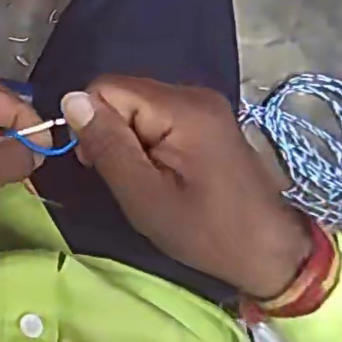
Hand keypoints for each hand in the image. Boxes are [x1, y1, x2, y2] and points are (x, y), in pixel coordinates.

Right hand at [62, 76, 311, 297]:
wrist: (271, 253)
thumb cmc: (205, 231)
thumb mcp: (144, 195)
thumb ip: (107, 144)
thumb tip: (70, 99)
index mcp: (181, 109)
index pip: (106, 88)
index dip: (92, 122)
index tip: (99, 162)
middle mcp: (193, 93)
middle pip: (121, 92)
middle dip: (108, 129)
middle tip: (121, 174)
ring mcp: (203, 104)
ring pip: (135, 103)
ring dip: (125, 136)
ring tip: (140, 175)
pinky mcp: (206, 117)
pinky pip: (154, 113)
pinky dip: (143, 138)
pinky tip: (156, 168)